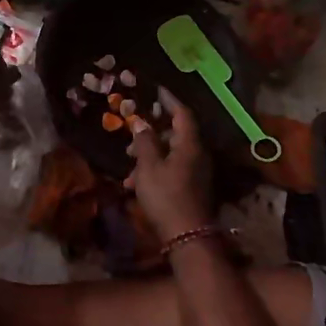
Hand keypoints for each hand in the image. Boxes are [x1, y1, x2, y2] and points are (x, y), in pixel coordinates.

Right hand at [126, 88, 215, 239]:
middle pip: (175, 133)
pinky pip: (171, 169)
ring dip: (149, 154)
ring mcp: (196, 172)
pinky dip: (154, 170)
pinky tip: (135, 184)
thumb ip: (144, 142)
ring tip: (128, 162)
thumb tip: (142, 122)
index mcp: (189, 145)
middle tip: (133, 131)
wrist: (186, 235)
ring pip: (170, 153)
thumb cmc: (165, 196)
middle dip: (152, 131)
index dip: (169, 100)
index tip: (156, 90)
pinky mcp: (190, 187)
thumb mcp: (148, 167)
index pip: (182, 114)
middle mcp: (197, 154)